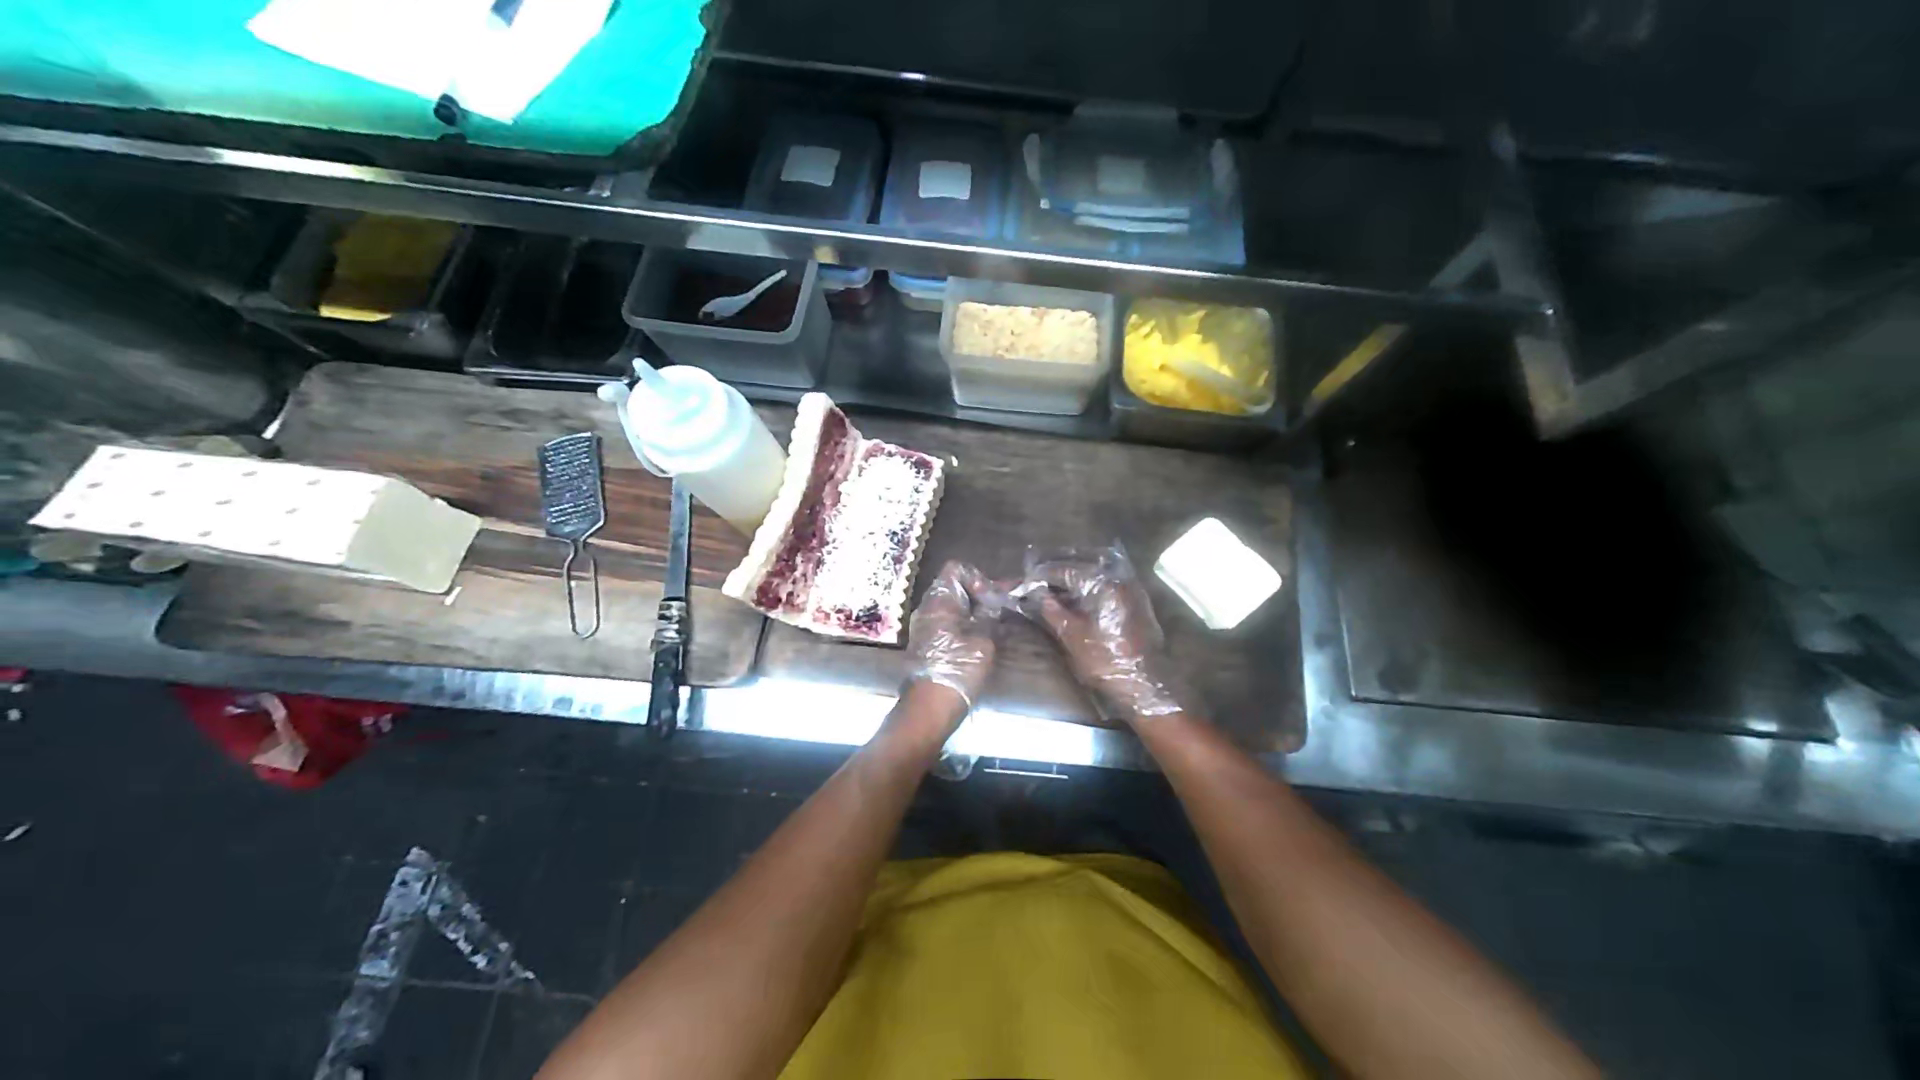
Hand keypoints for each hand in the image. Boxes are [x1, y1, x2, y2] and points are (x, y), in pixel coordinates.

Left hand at [906, 560, 1006, 710]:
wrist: (931, 706)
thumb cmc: (958, 668)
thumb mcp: (983, 639)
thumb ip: (988, 614)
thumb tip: (994, 599)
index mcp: (939, 600)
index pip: (956, 569)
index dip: (977, 576)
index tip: (991, 595)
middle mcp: (927, 608)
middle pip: (954, 587)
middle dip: (978, 594)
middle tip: (1000, 606)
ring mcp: (924, 625)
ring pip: (951, 606)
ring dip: (972, 610)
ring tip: (995, 621)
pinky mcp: (926, 641)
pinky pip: (946, 621)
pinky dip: (963, 623)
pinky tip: (981, 635)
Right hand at [1020, 547, 1188, 723]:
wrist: (1145, 686)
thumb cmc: (1107, 661)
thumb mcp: (1074, 638)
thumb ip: (1054, 613)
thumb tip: (1040, 597)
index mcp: (1106, 585)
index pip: (1069, 570)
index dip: (1045, 574)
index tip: (1028, 579)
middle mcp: (1121, 581)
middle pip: (1083, 568)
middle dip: (1058, 574)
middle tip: (1037, 580)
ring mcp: (1132, 592)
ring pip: (1096, 578)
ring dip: (1074, 582)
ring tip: (1051, 591)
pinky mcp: (1136, 606)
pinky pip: (1107, 589)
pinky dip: (1089, 591)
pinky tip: (1074, 601)